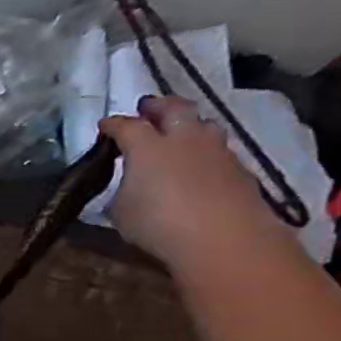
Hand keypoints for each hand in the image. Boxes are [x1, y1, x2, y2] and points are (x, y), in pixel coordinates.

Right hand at [100, 95, 282, 267]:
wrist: (221, 235)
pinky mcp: (235, 165)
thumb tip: (129, 184)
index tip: (104, 125)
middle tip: (147, 107)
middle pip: (174, 109)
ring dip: (186, 122)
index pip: (127, 126)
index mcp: (147, 148)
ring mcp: (215, 149)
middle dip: (158, 106)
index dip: (113, 124)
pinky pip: (215, 146)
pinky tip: (193, 160)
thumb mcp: (120, 209)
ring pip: (201, 123)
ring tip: (175, 130)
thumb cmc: (156, 223)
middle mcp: (183, 139)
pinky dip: (200, 146)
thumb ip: (123, 189)